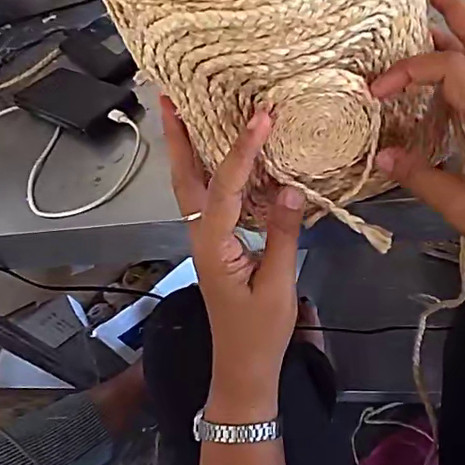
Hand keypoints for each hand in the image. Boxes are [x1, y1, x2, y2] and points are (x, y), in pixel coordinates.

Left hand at [158, 97, 304, 417]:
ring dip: (189, 149)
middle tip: (170, 97)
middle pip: (184, 178)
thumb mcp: (278, 286)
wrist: (242, 368)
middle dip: (178, 137)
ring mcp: (206, 240)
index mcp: (213, 244)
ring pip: (191, 187)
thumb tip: (293, 188)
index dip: (243, 150)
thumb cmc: (259, 333)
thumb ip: (285, 235)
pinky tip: (224, 159)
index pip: (225, 187)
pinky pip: (209, 200)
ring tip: (188, 114)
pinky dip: (211, 172)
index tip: (261, 116)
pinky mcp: (217, 245)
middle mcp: (200, 236)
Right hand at [370, 0, 464, 278]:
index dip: (409, 70)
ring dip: (457, 30)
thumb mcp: (461, 206)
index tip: (376, 92)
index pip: (450, 69)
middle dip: (454, 7)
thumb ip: (418, 176)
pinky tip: (435, 71)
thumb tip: (380, 154)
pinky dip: (458, 63)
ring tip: (425, 13)